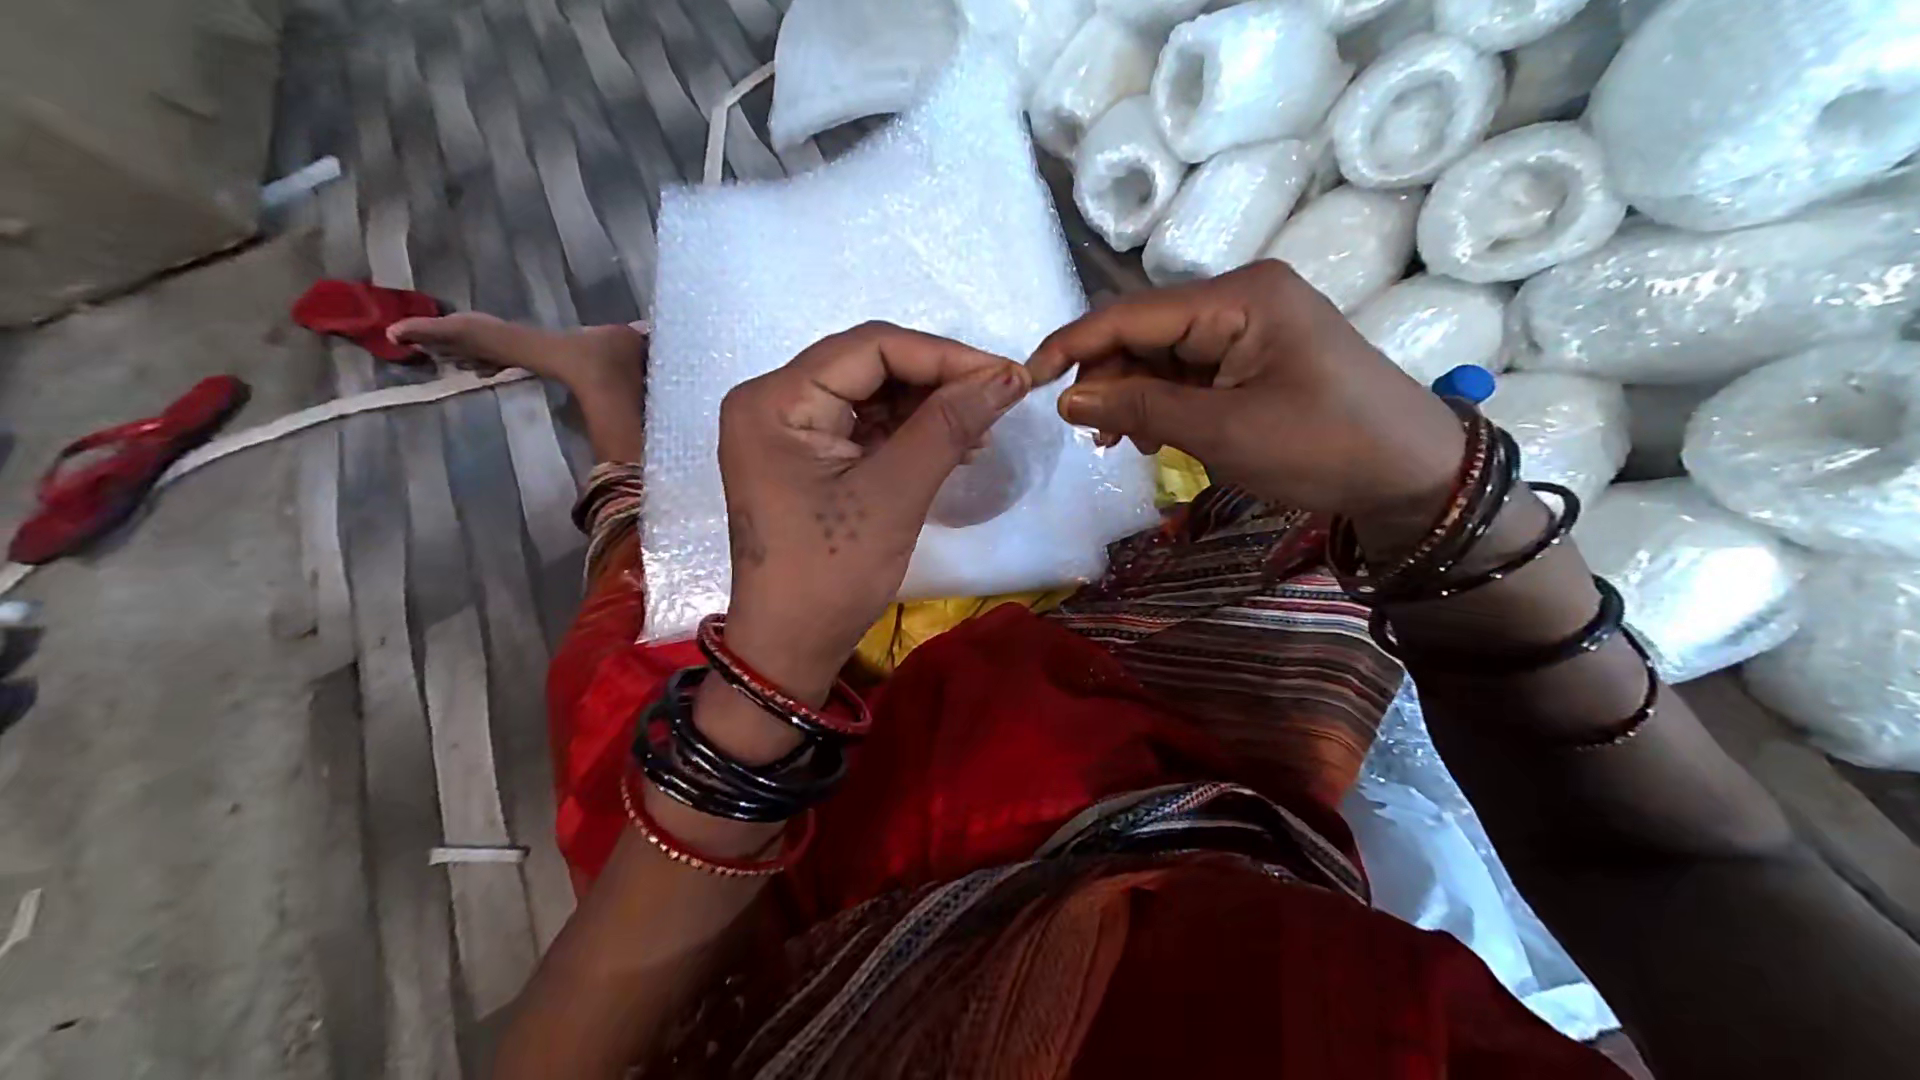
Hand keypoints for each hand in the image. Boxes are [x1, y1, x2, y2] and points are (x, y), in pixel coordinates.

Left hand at [715, 321, 1030, 704]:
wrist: (790, 646)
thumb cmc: (831, 576)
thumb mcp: (893, 495)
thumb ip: (947, 426)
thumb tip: (1007, 376)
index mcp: (775, 402)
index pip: (869, 348)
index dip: (943, 355)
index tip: (1005, 374)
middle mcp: (773, 401)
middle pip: (869, 365)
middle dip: (937, 380)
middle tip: (998, 398)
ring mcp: (787, 429)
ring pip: (871, 393)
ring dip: (928, 406)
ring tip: (982, 425)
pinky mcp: (805, 455)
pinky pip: (864, 425)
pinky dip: (909, 432)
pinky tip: (953, 443)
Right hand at [1028, 261, 1466, 542]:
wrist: (1411, 475)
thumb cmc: (1321, 447)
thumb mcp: (1221, 432)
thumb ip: (1138, 409)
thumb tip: (1064, 398)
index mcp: (1237, 298)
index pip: (1131, 313)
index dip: (1073, 345)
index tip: (1027, 378)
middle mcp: (1238, 298)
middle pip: (1142, 332)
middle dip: (1107, 381)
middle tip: (1090, 435)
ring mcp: (1246, 326)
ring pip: (1159, 356)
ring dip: (1131, 397)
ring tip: (1121, 444)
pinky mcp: (1251, 355)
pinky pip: (1185, 373)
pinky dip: (1160, 404)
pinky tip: (1151, 436)